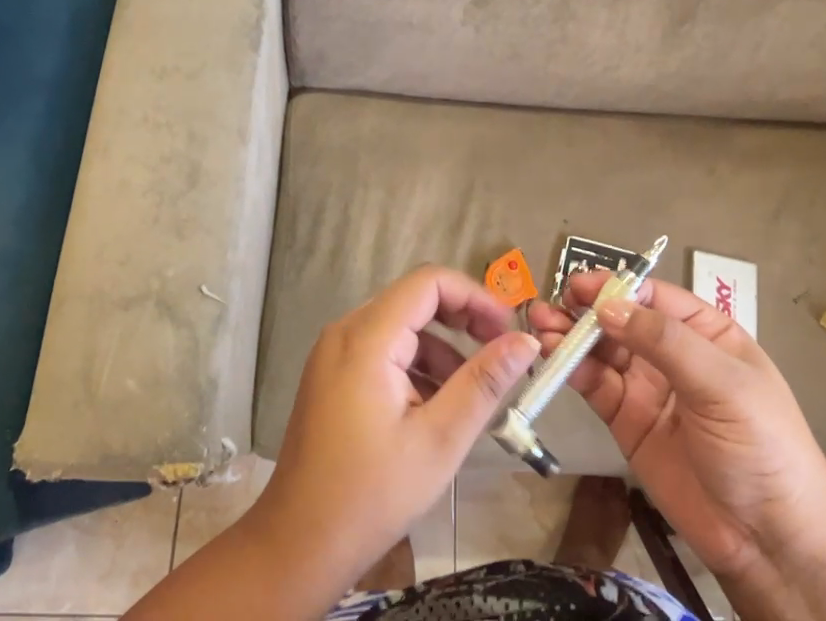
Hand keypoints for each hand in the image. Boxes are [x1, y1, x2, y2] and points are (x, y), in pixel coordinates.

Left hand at [249, 265, 539, 582]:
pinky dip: (415, 367)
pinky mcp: (330, 378)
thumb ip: (484, 382)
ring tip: (472, 396)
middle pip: (413, 301)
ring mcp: (332, 355)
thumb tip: (526, 341)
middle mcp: (344, 333)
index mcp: (366, 339)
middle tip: (500, 357)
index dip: (475, 296)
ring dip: (441, 350)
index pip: (428, 282)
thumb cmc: (371, 493)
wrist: (299, 543)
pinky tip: (435, 409)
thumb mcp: (439, 439)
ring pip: (400, 328)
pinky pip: (381, 352)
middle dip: (462, 322)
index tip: (508, 330)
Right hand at [527, 273, 825, 579]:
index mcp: (708, 334)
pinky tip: (553, 360)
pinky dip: (573, 370)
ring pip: (603, 351)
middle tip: (549, 306)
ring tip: (540, 329)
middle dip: (585, 310)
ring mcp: (648, 388)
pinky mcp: (627, 422)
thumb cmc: (761, 446)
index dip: (617, 288)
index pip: (655, 298)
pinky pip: (595, 386)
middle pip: (622, 320)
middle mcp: (674, 355)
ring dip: (571, 337)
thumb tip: (608, 307)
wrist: (766, 536)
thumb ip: (665, 342)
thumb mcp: (723, 385)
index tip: (578, 287)